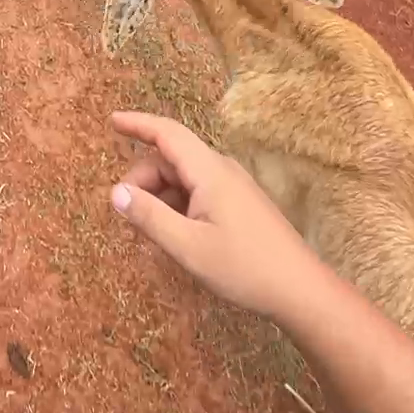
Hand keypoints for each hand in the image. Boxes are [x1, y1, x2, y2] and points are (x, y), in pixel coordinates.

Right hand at [109, 111, 320, 319]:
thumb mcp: (188, 246)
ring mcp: (232, 186)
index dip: (137, 123)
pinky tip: (173, 233)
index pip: (166, 132)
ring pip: (183, 177)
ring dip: (160, 195)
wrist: (302, 292)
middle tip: (125, 211)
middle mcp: (220, 169)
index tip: (111, 121)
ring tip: (148, 230)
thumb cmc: (244, 267)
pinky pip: (197, 191)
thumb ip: (149, 216)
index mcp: (208, 170)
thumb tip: (115, 192)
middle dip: (142, 179)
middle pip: (170, 159)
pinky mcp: (238, 203)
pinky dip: (177, 204)